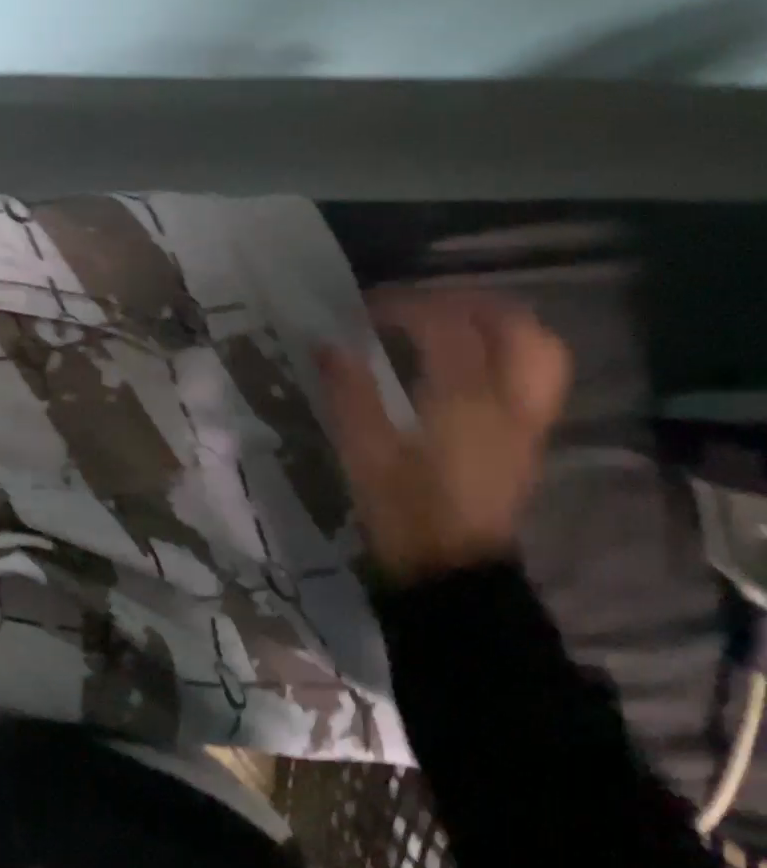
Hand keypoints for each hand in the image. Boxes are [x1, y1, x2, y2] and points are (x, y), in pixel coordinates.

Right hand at [317, 291, 571, 586]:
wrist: (452, 567)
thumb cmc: (402, 509)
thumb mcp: (362, 452)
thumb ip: (349, 392)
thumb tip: (329, 344)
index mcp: (465, 399)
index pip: (446, 325)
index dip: (405, 305)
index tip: (364, 309)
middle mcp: (509, 398)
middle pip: (510, 322)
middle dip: (461, 301)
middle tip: (414, 307)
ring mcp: (528, 416)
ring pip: (539, 344)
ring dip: (496, 321)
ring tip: (450, 323)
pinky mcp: (531, 433)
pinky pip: (538, 371)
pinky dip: (510, 349)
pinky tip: (471, 361)